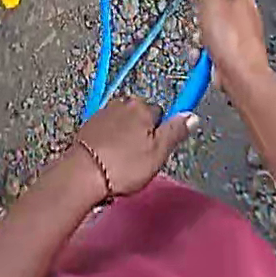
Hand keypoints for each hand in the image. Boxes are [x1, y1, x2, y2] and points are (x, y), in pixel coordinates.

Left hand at [72, 95, 194, 196]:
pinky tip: (108, 160)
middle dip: (141, 135)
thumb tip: (192, 116)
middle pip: (140, 117)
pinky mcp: (90, 125)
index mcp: (142, 107)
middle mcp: (122, 103)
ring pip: (123, 125)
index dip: (160, 134)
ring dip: (124, 139)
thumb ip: (176, 131)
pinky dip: (109, 143)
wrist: (83, 173)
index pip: (161, 114)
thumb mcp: (158, 152)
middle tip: (140, 160)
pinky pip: (107, 132)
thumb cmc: (121, 165)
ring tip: (122, 163)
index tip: (156, 149)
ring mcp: (104, 113)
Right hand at [196, 0, 270, 92]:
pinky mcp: (230, 49)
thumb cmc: (232, 39)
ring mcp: (237, 31)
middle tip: (200, 12)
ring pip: (211, 23)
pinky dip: (203, 48)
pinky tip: (203, 54)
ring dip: (200, 31)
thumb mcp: (212, 2)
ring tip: (202, 38)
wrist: (240, 74)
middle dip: (203, 7)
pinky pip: (210, 42)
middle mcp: (242, 12)